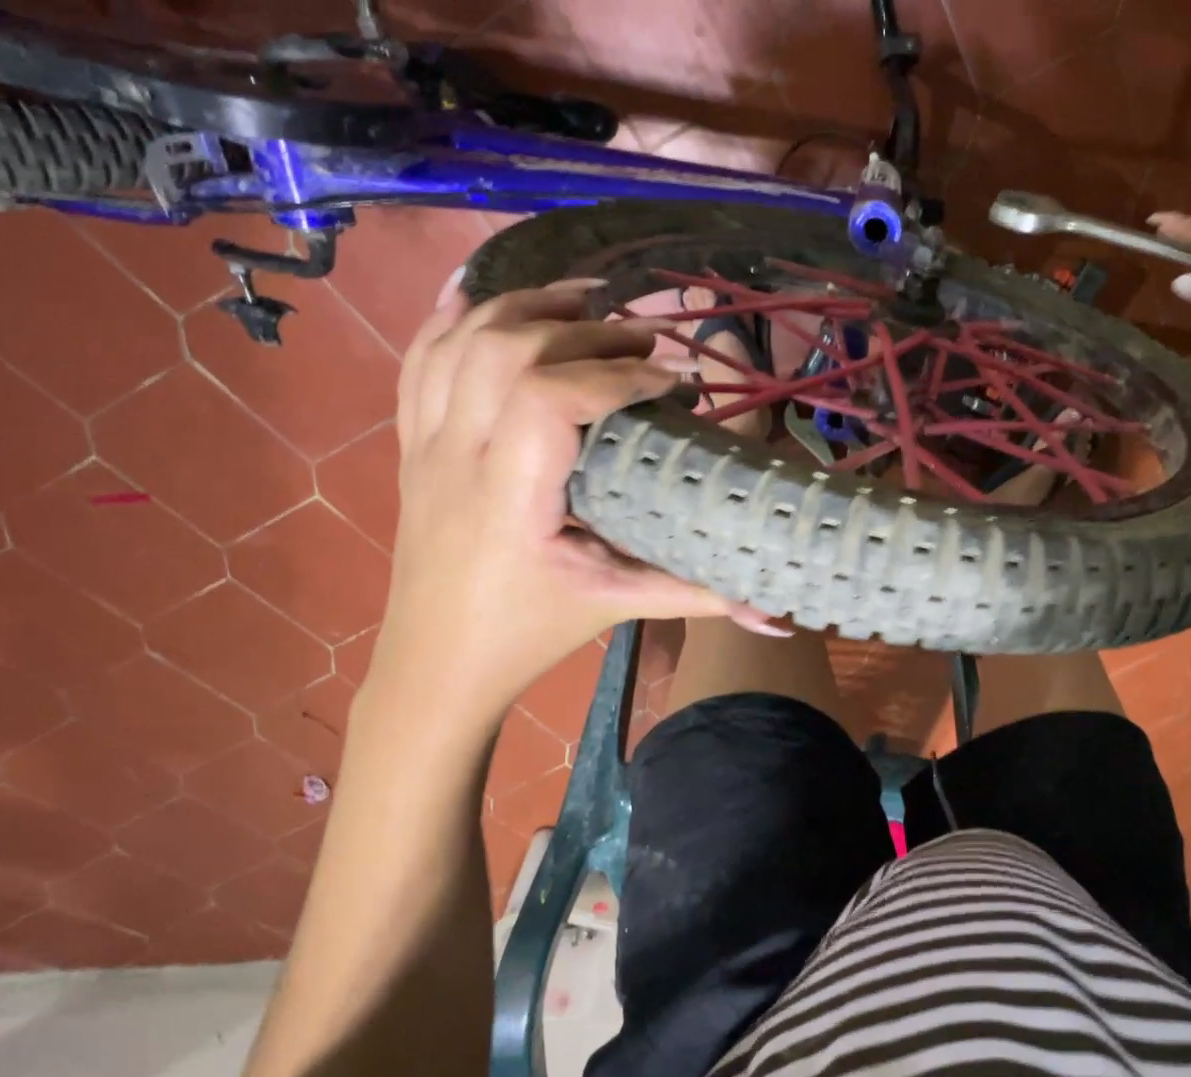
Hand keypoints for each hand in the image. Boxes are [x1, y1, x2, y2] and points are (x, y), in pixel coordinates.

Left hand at [366, 276, 777, 732]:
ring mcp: (424, 443)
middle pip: (508, 349)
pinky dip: (456, 317)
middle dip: (586, 329)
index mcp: (509, 496)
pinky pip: (420, 358)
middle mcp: (458, 454)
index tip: (673, 381)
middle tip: (647, 339)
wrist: (436, 662)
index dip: (619, 374)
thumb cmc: (529, 632)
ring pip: (462, 340)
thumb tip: (779, 611)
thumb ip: (698, 597)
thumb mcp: (616, 607)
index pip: (553, 396)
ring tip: (589, 303)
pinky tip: (493, 299)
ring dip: (528, 307)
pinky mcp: (412, 442)